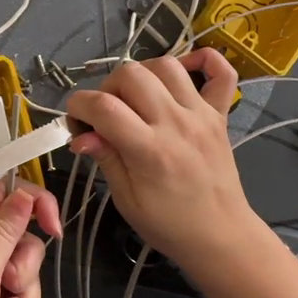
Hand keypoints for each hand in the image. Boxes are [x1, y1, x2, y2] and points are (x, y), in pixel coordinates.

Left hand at [0, 182, 62, 297]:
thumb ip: (3, 229)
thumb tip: (25, 194)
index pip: (10, 191)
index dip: (37, 203)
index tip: (52, 230)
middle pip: (24, 235)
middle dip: (26, 264)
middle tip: (6, 282)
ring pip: (27, 267)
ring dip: (22, 292)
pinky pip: (21, 291)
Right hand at [64, 49, 251, 263]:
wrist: (222, 237)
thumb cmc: (169, 225)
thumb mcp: (126, 200)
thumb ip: (106, 159)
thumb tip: (80, 136)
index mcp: (150, 150)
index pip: (103, 107)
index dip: (78, 106)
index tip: (75, 123)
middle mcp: (176, 123)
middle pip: (131, 74)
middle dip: (106, 88)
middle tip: (106, 115)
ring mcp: (201, 114)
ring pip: (166, 65)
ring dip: (142, 74)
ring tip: (136, 98)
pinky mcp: (219, 114)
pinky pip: (221, 72)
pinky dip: (203, 60)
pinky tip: (183, 71)